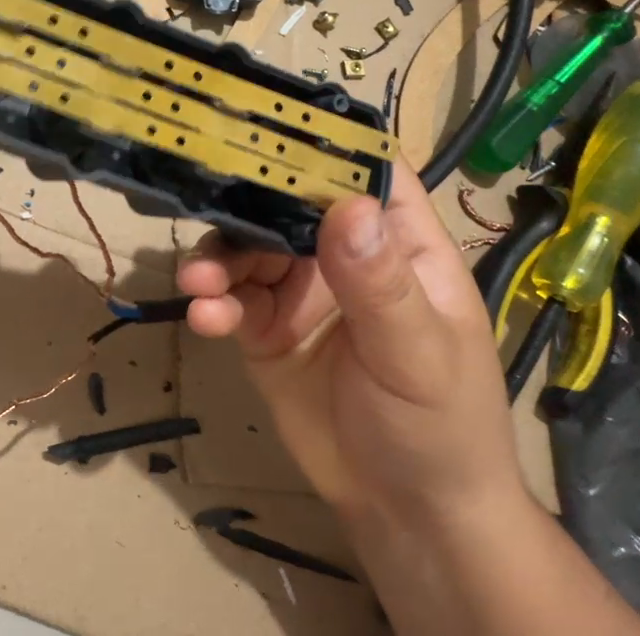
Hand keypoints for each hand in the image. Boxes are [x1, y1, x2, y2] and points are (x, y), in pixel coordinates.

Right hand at [176, 165, 526, 524]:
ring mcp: (299, 294)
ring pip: (247, 249)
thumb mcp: (417, 355)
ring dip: (217, 258)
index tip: (264, 125)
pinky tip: (206, 319)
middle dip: (245, 205)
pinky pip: (229, 301)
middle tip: (204, 206)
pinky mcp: (264, 331)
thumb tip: (345, 205)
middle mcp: (343, 258)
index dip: (321, 145)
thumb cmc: (441, 429)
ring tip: (198, 283)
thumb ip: (378, 284)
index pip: (364, 174)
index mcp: (399, 248)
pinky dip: (212, 303)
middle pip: (286, 205)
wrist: (406, 515)